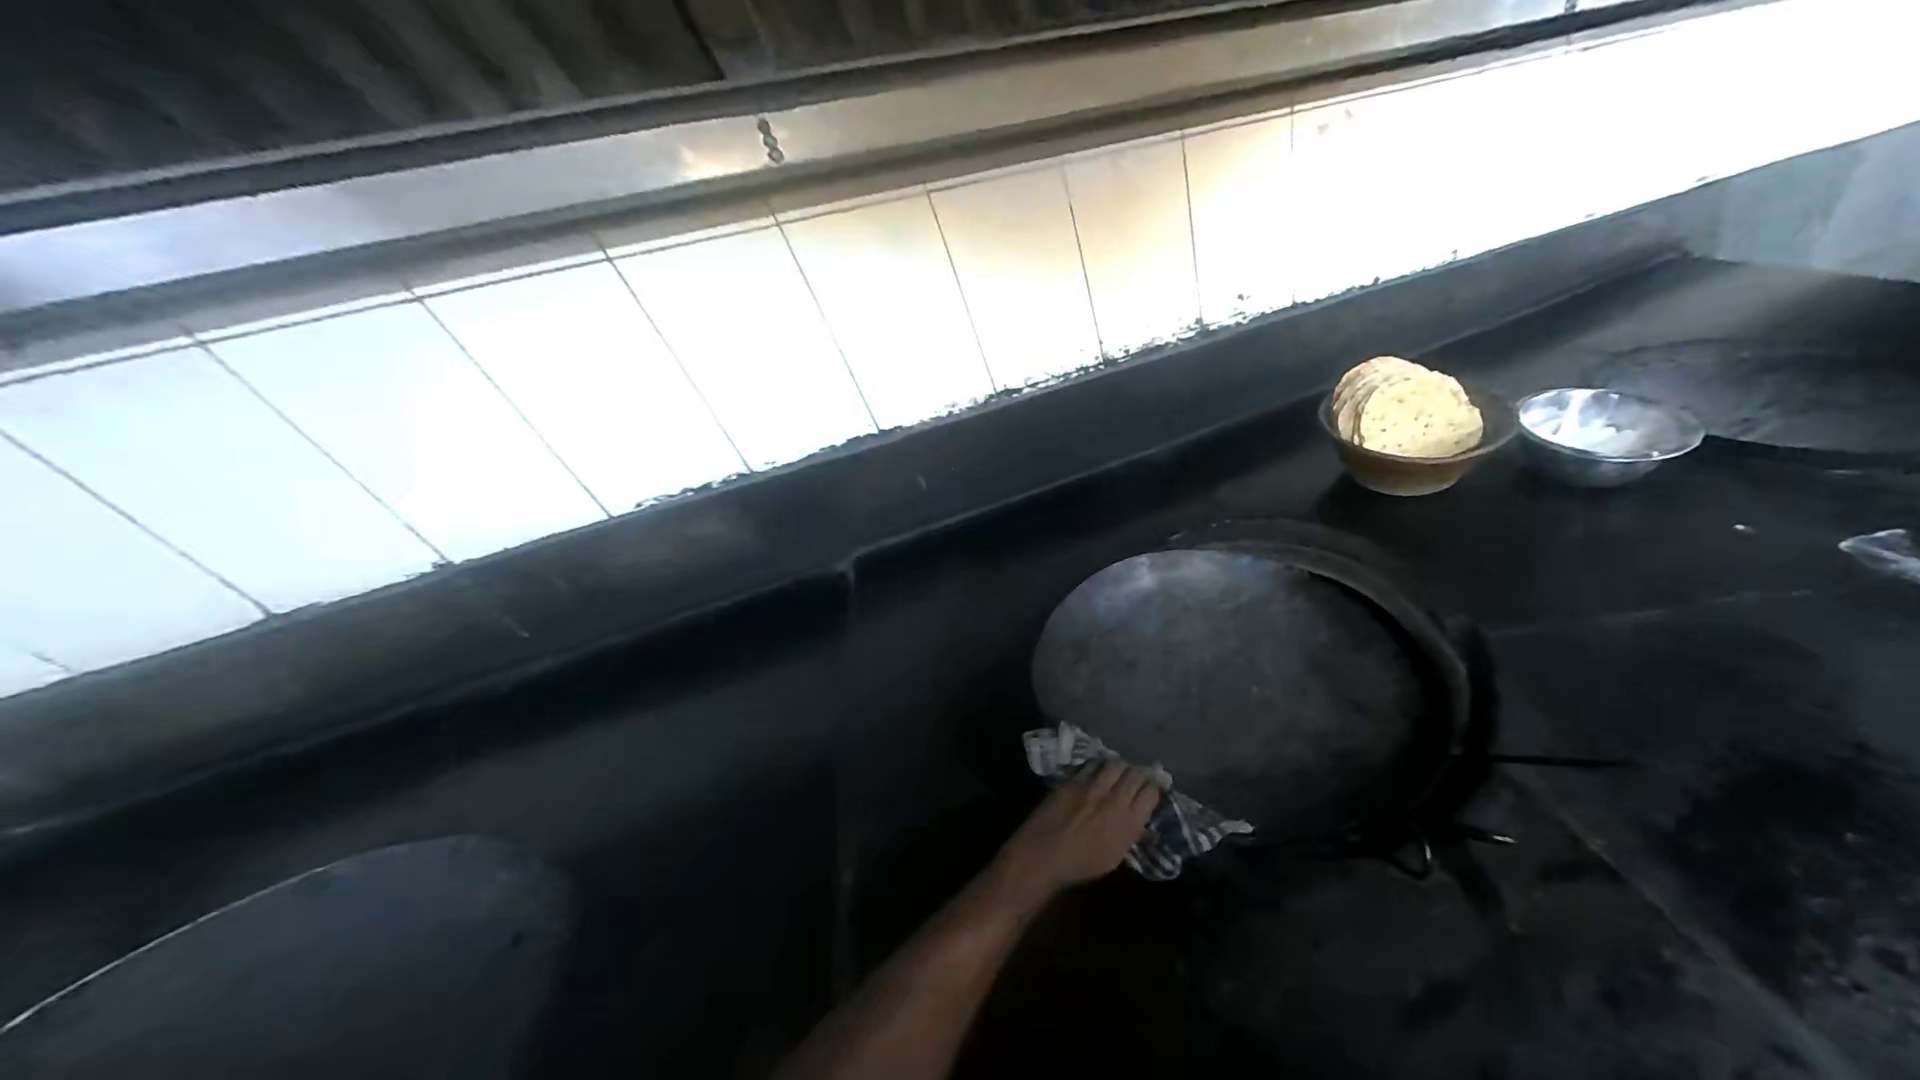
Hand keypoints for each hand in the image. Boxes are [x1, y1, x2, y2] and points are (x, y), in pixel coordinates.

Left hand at [987, 761, 1162, 909]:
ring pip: (1114, 764)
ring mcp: (1092, 786)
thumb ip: (1128, 833)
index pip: (1150, 793)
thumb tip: (1135, 818)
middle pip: (1134, 774)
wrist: (1044, 854)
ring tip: (1121, 770)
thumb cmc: (1081, 865)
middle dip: (1141, 772)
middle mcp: (1114, 799)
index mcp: (1129, 821)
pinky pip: (1091, 765)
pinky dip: (1099, 765)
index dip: (1155, 787)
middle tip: (1140, 774)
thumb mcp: (1115, 857)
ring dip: (1121, 765)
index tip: (1156, 786)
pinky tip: (1099, 769)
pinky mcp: (1073, 780)